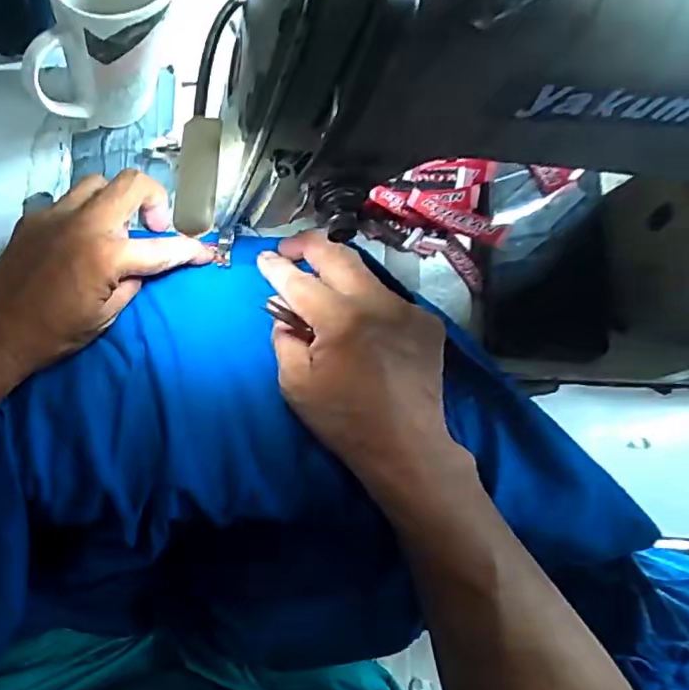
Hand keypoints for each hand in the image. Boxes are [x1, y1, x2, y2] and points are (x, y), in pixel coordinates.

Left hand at [0, 170, 212, 385]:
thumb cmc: (50, 338)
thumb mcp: (102, 318)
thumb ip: (131, 284)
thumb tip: (143, 266)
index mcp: (105, 255)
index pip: (161, 247)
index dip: (188, 250)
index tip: (203, 251)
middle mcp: (82, 224)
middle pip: (133, 183)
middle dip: (154, 200)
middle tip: (152, 229)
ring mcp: (52, 217)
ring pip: (96, 184)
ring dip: (113, 201)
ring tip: (112, 231)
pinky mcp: (30, 221)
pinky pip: (64, 203)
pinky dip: (79, 214)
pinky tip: (75, 241)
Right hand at [258, 232, 460, 484]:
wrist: (403, 443)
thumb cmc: (339, 417)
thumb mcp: (294, 383)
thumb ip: (285, 341)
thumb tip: (285, 317)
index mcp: (341, 321)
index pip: (301, 282)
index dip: (277, 268)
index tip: (262, 258)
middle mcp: (378, 305)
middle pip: (340, 258)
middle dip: (310, 246)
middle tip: (288, 248)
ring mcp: (408, 310)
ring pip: (366, 275)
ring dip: (336, 271)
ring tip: (316, 278)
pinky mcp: (425, 322)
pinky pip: (385, 299)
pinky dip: (361, 299)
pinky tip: (351, 317)